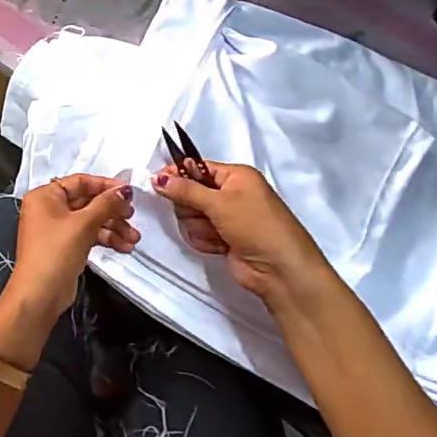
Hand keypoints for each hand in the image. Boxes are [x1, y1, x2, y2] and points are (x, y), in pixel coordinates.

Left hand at [0, 174, 139, 325]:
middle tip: (132, 217)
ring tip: (133, 239)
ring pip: (90, 220)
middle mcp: (48, 208)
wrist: (40, 293)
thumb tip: (126, 190)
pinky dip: (105, 239)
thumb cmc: (56, 251)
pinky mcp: (65, 246)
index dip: (105, 185)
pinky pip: (88, 235)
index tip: (130, 192)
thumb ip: (106, 204)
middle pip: (87, 201)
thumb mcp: (83, 224)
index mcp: (45, 195)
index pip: (80, 182)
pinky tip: (124, 247)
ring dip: (113, 227)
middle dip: (112, 211)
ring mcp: (56, 228)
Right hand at [151, 162, 334, 303]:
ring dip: (199, 227)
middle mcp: (230, 193)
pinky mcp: (221, 237)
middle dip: (191, 207)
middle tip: (203, 215)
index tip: (159, 183)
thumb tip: (157, 177)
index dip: (177, 174)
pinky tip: (219, 246)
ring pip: (190, 215)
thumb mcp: (220, 203)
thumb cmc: (256, 226)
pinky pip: (197, 232)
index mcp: (236, 176)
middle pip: (189, 193)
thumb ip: (186, 190)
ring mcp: (225, 217)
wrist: (279, 269)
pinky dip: (205, 240)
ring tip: (217, 235)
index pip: (197, 167)